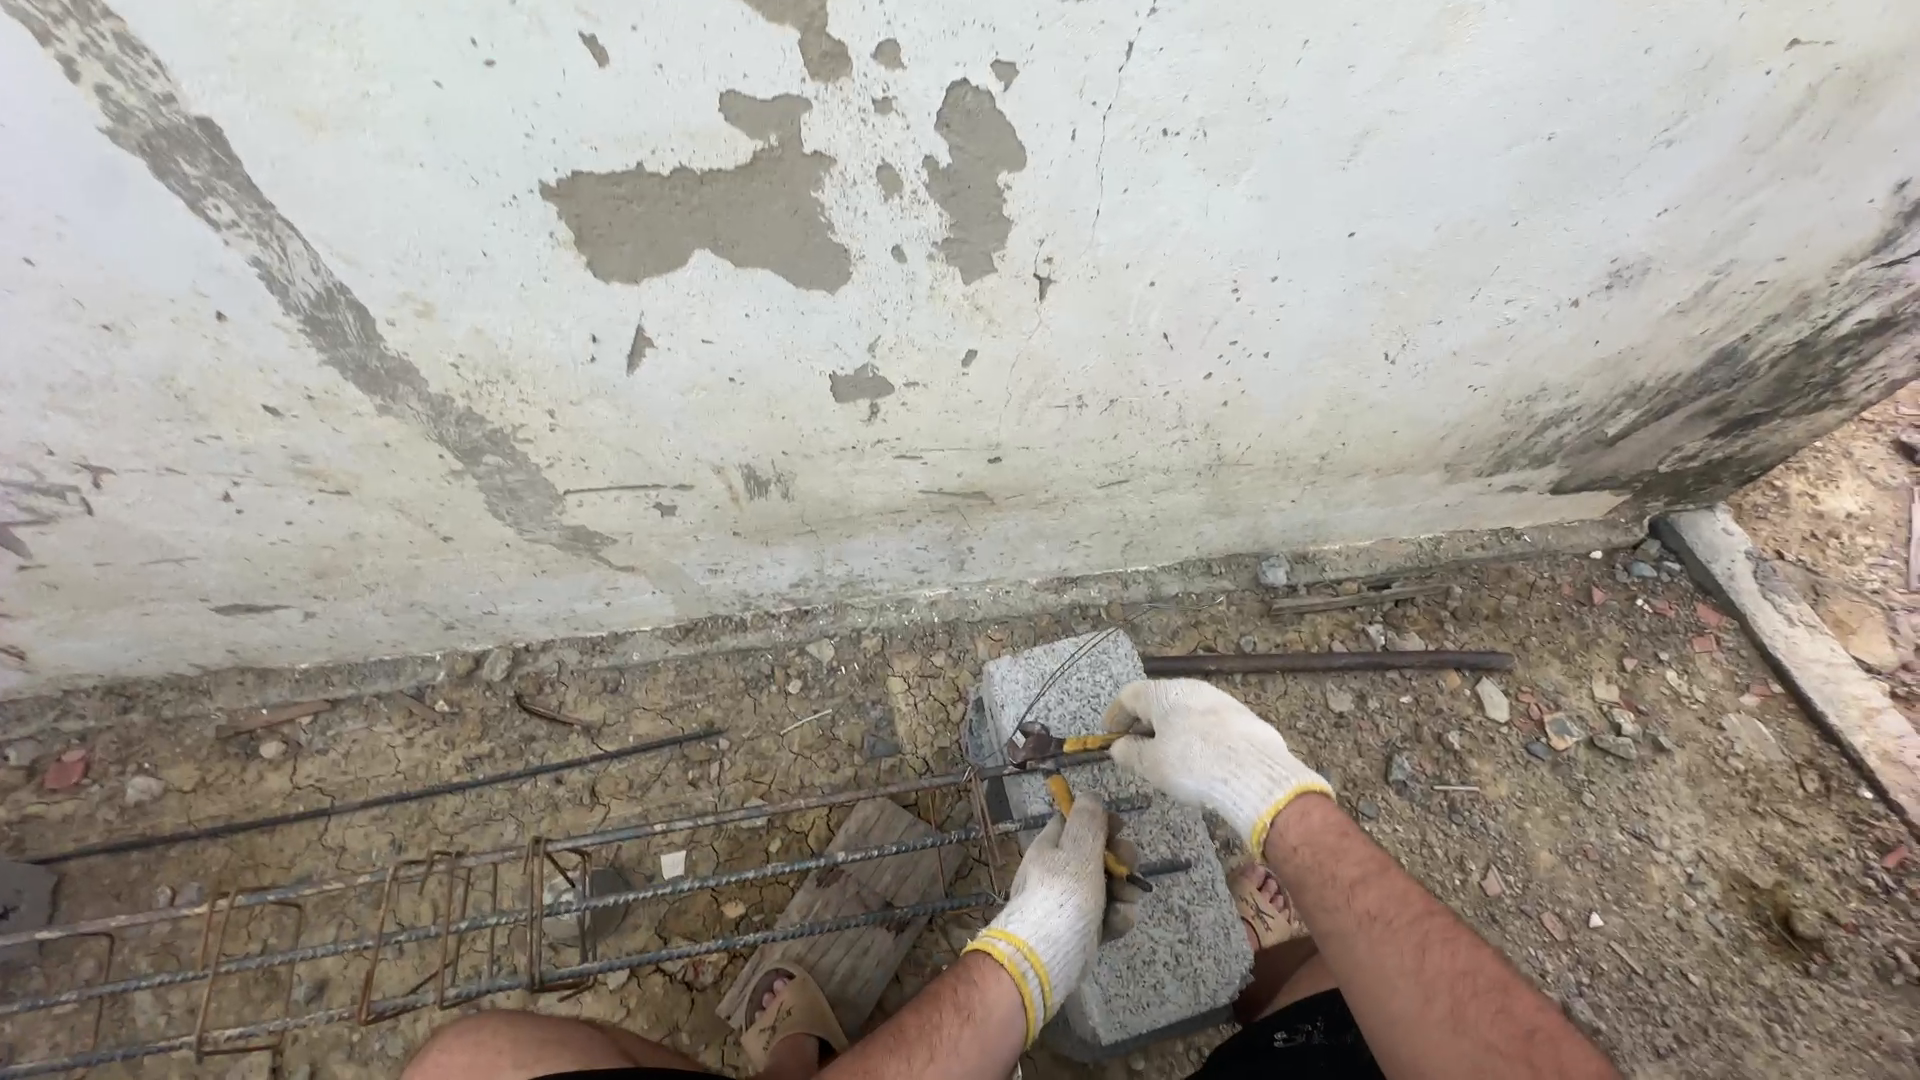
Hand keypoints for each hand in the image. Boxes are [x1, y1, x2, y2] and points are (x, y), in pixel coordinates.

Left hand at [962, 795, 1139, 1045]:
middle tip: (1129, 863)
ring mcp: (1068, 903)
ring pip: (1105, 886)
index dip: (1099, 821)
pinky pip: (1105, 916)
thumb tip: (1089, 796)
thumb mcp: (1077, 851)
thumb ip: (1088, 823)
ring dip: (1123, 889)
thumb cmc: (1061, 897)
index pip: (1074, 822)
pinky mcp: (1080, 931)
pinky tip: (1121, 921)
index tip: (1120, 827)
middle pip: (1095, 854)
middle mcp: (1057, 871)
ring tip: (1129, 898)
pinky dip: (1116, 918)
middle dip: (1119, 857)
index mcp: (1050, 847)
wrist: (1045, 959)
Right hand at [1102, 678, 1332, 852]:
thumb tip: (1119, 746)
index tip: (1109, 735)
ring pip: (1187, 711)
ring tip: (1169, 755)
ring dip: (1172, 729)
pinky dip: (1197, 736)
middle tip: (1136, 746)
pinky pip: (1210, 724)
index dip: (1115, 716)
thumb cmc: (1193, 766)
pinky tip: (1202, 760)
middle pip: (1159, 700)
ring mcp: (1222, 701)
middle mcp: (1192, 688)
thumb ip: (1130, 753)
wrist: (1256, 776)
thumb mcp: (1152, 765)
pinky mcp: (1245, 718)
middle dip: (1144, 722)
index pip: (1129, 696)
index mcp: (1164, 693)